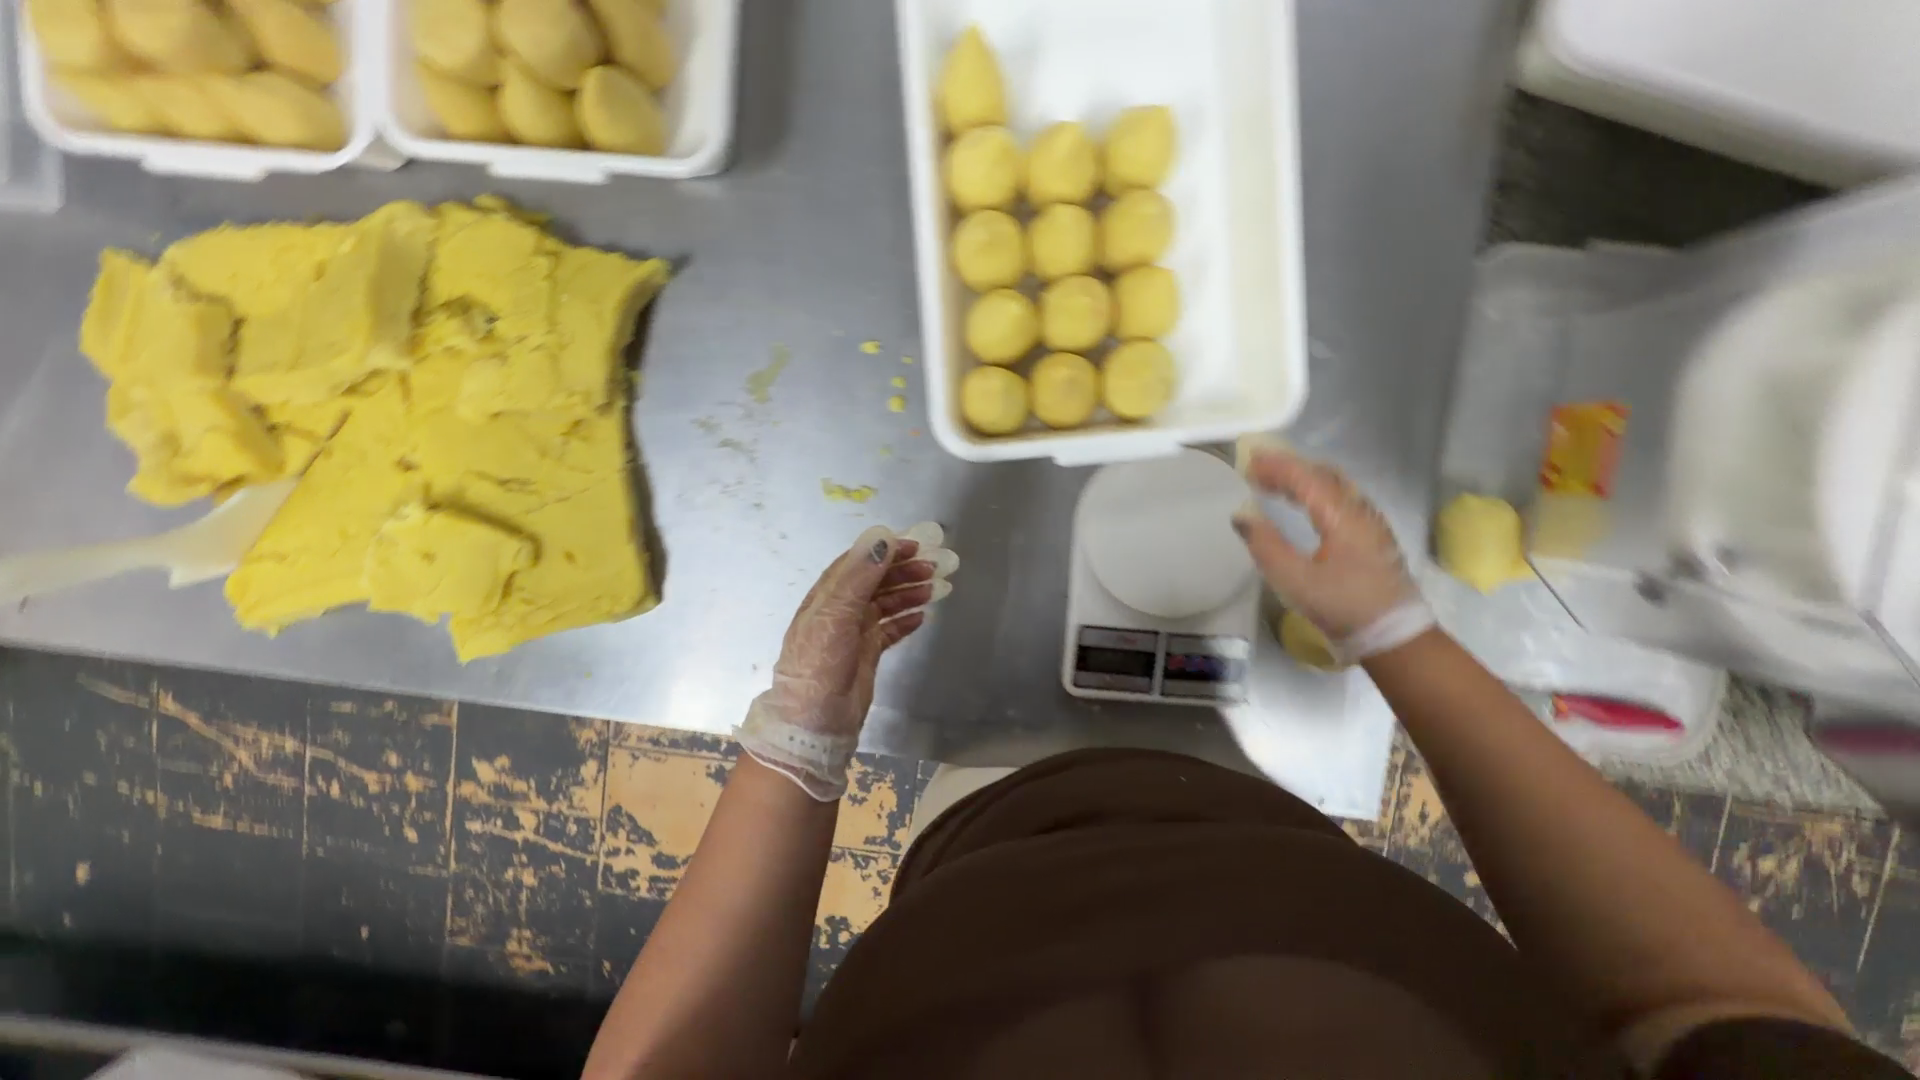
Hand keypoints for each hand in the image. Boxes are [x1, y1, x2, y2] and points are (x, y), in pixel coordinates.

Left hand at [735, 525, 948, 799]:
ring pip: (884, 605)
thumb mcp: (836, 615)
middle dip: (903, 572)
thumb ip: (860, 577)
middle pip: (875, 582)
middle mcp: (839, 611)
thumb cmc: (821, 664)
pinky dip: (905, 621)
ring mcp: (853, 634)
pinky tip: (923, 617)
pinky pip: (889, 631)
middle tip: (933, 568)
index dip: (885, 551)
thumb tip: (883, 538)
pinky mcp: (866, 655)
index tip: (915, 545)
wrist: (815, 721)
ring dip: (908, 594)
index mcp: (826, 596)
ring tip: (934, 589)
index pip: (858, 563)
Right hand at [1232, 446, 1433, 662]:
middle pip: (1324, 476)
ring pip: (1336, 486)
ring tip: (1276, 484)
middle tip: (1257, 470)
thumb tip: (1242, 517)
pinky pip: (1342, 499)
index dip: (1277, 466)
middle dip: (1290, 468)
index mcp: (1342, 517)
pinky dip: (1318, 492)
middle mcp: (1361, 512)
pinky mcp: (1374, 537)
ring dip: (1304, 479)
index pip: (1307, 478)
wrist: (1394, 636)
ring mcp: (1371, 523)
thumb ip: (1265, 546)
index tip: (1250, 460)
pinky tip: (1305, 505)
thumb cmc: (1342, 607)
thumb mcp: (1295, 581)